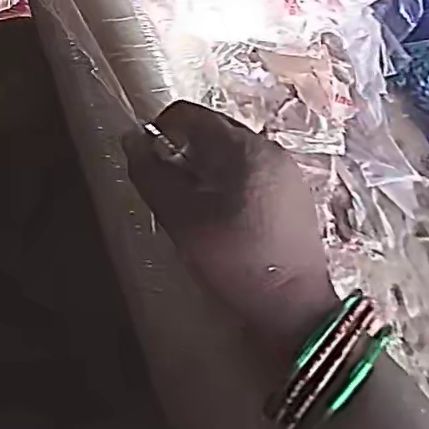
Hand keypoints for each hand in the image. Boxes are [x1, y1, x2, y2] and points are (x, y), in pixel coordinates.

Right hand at [123, 101, 336, 364]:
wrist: (296, 315)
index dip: (160, 127)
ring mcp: (285, 169)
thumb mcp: (180, 219)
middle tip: (169, 182)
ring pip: (229, 148)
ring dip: (204, 163)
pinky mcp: (293, 192)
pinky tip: (221, 210)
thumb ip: (149, 174)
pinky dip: (227, 176)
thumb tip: (131, 138)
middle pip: (211, 127)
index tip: (150, 158)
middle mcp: (268, 148)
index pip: (189, 113)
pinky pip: (249, 166)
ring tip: (193, 199)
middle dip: (183, 147)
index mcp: (243, 147)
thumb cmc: (234, 261)